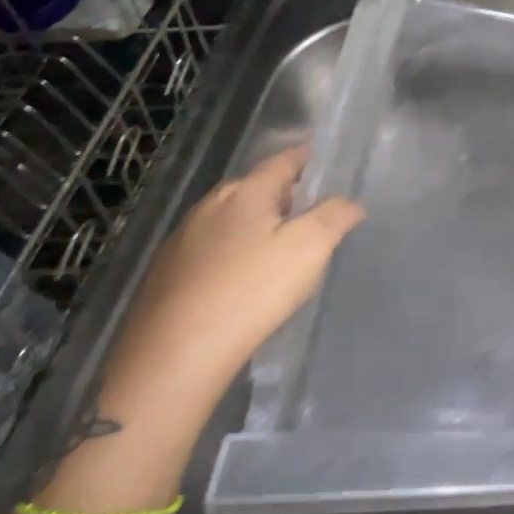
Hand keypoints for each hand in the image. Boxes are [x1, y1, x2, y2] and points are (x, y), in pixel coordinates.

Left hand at [105, 147, 364, 405]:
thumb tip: (348, 202)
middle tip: (315, 211)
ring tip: (284, 248)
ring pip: (232, 220)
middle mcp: (209, 207)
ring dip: (258, 226)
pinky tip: (245, 280)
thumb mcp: (311, 246)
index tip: (331, 162)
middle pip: (256, 189)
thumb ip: (335, 215)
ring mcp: (181, 241)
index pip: (284, 161)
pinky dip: (235, 253)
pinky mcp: (165, 275)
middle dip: (286, 195)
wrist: (174, 355)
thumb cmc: (251, 289)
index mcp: (244, 192)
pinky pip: (212, 251)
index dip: (309, 158)